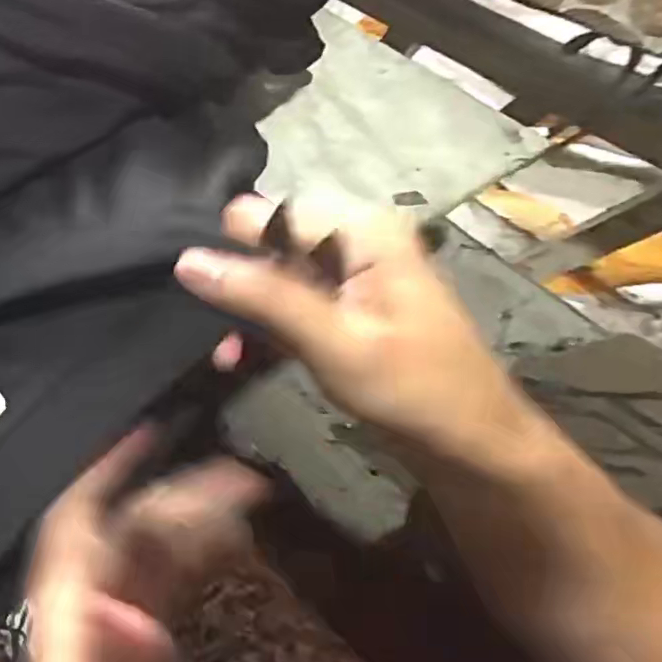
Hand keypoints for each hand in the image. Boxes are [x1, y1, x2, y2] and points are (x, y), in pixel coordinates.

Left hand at [27, 428, 266, 661]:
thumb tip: (123, 611)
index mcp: (68, 620)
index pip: (76, 525)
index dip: (103, 472)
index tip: (145, 433)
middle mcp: (87, 607)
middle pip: (128, 532)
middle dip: (181, 496)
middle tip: (244, 476)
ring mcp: (114, 622)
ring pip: (153, 551)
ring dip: (198, 519)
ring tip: (250, 495)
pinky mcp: (141, 644)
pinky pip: (167, 583)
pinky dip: (198, 554)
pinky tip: (230, 541)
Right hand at [174, 195, 536, 470]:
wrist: (474, 448)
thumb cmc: (413, 389)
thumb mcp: (332, 340)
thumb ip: (260, 295)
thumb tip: (186, 259)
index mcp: (358, 229)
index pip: (268, 212)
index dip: (231, 246)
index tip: (199, 288)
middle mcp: (349, 239)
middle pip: (266, 242)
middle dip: (235, 282)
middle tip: (212, 328)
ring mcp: (344, 273)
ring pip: (269, 274)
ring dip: (243, 311)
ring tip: (225, 353)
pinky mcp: (337, 304)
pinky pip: (284, 300)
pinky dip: (261, 326)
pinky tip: (239, 356)